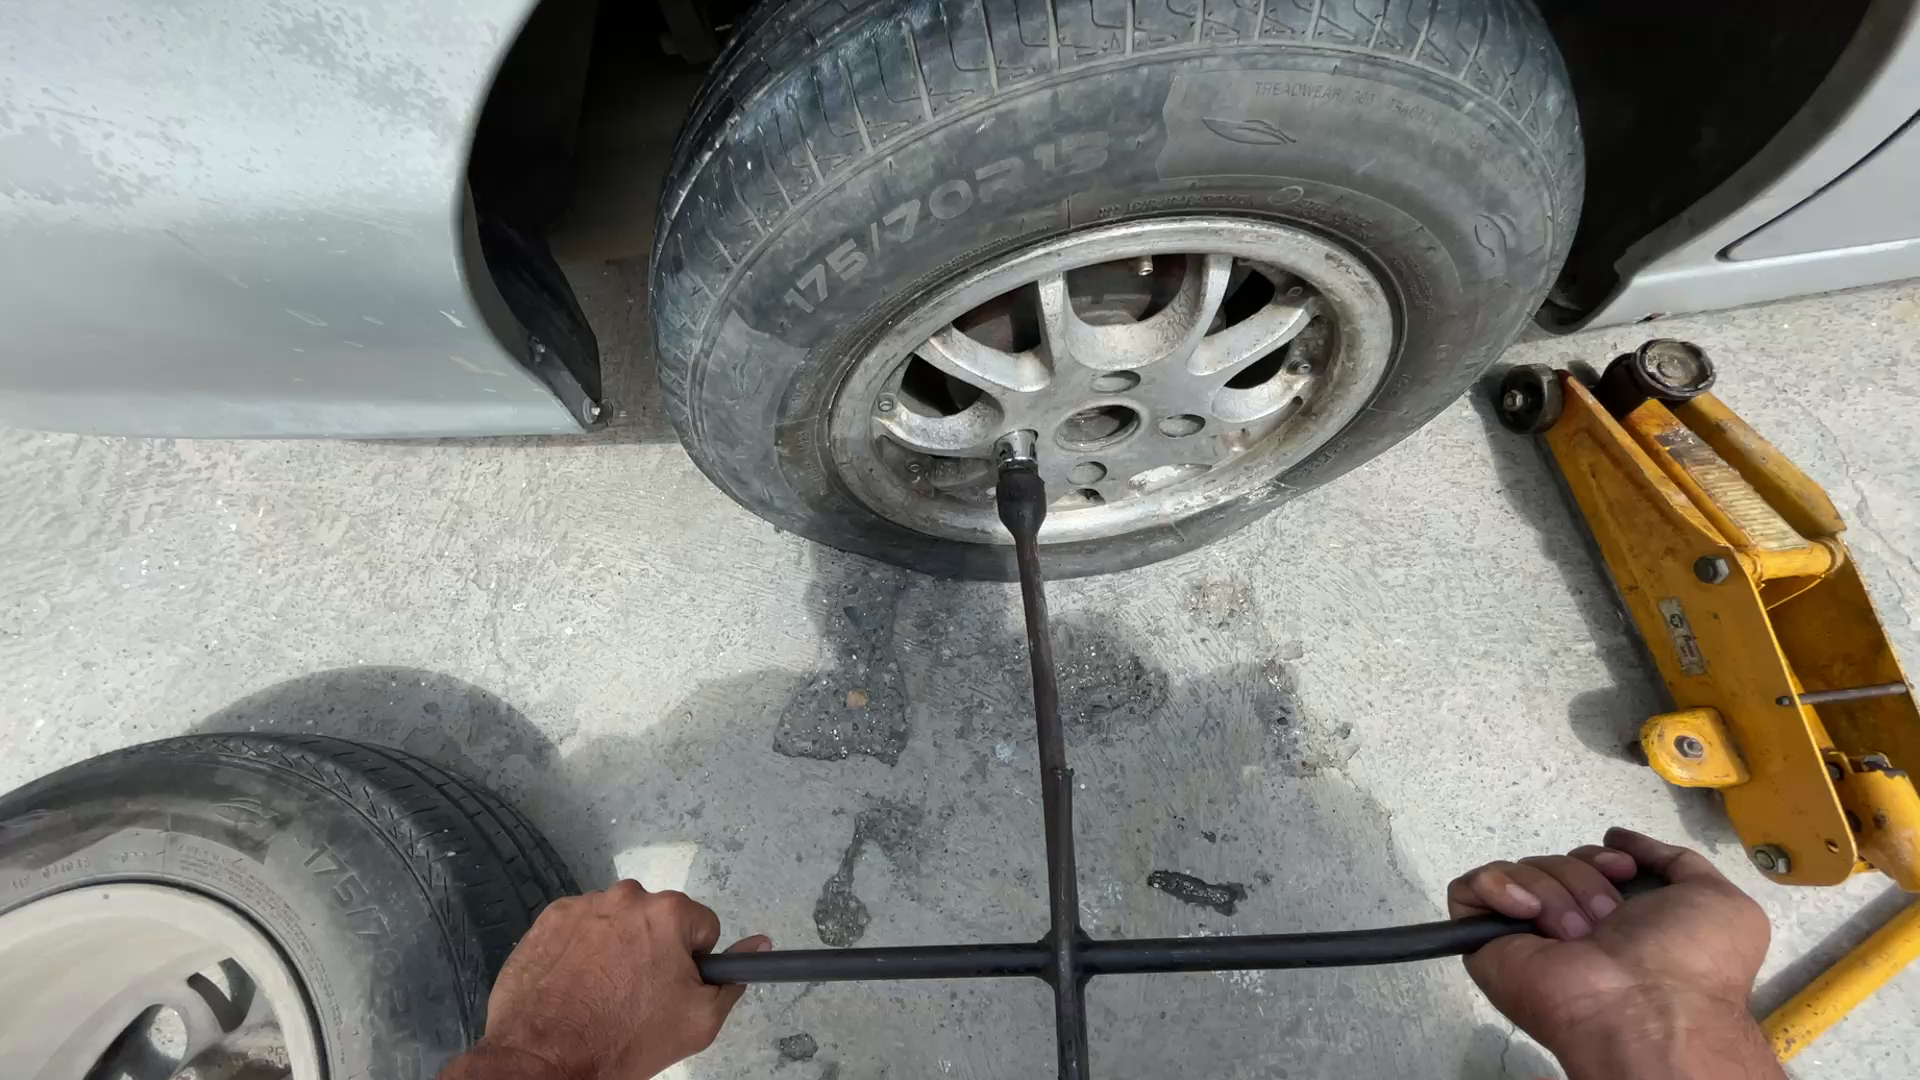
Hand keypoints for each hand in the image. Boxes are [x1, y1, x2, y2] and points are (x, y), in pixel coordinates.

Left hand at [441, 881, 769, 1079]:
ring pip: (620, 920)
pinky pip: (581, 924)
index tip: (669, 990)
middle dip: (654, 950)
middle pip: (659, 920)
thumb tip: (760, 943)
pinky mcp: (549, 917)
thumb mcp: (697, 1022)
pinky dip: (581, 947)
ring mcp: (585, 903)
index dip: (691, 963)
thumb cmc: (623, 1041)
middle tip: (635, 996)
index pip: (702, 928)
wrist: (538, 1062)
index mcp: (669, 912)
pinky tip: (573, 981)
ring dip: (617, 946)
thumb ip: (732, 980)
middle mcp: (629, 894)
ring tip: (599, 992)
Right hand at [1448, 828, 1781, 1079]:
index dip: (1598, 860)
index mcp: (1608, 920)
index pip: (1579, 863)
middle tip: (1605, 920)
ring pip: (1514, 870)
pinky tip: (1527, 913)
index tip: (1621, 873)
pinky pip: (1470, 887)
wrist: (1643, 1006)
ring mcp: (1517, 929)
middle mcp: (1561, 922)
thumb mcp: (1719, 903)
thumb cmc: (1686, 960)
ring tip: (1575, 934)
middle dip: (1578, 880)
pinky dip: (1499, 889)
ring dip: (1550, 894)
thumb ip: (1676, 861)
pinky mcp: (1479, 934)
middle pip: (1548, 863)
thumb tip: (1618, 839)